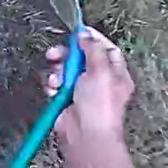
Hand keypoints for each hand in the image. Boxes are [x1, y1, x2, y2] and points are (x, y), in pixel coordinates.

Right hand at [45, 27, 134, 167]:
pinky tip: (54, 89)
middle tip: (56, 54)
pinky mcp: (66, 99)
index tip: (79, 31)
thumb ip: (92, 49)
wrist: (85, 136)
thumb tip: (85, 34)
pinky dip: (52, 84)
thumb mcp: (100, 70)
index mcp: (115, 74)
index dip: (92, 39)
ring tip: (56, 79)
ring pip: (65, 69)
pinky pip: (55, 83)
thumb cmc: (100, 107)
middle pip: (81, 57)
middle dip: (67, 54)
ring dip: (58, 71)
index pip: (105, 49)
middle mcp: (100, 81)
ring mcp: (82, 90)